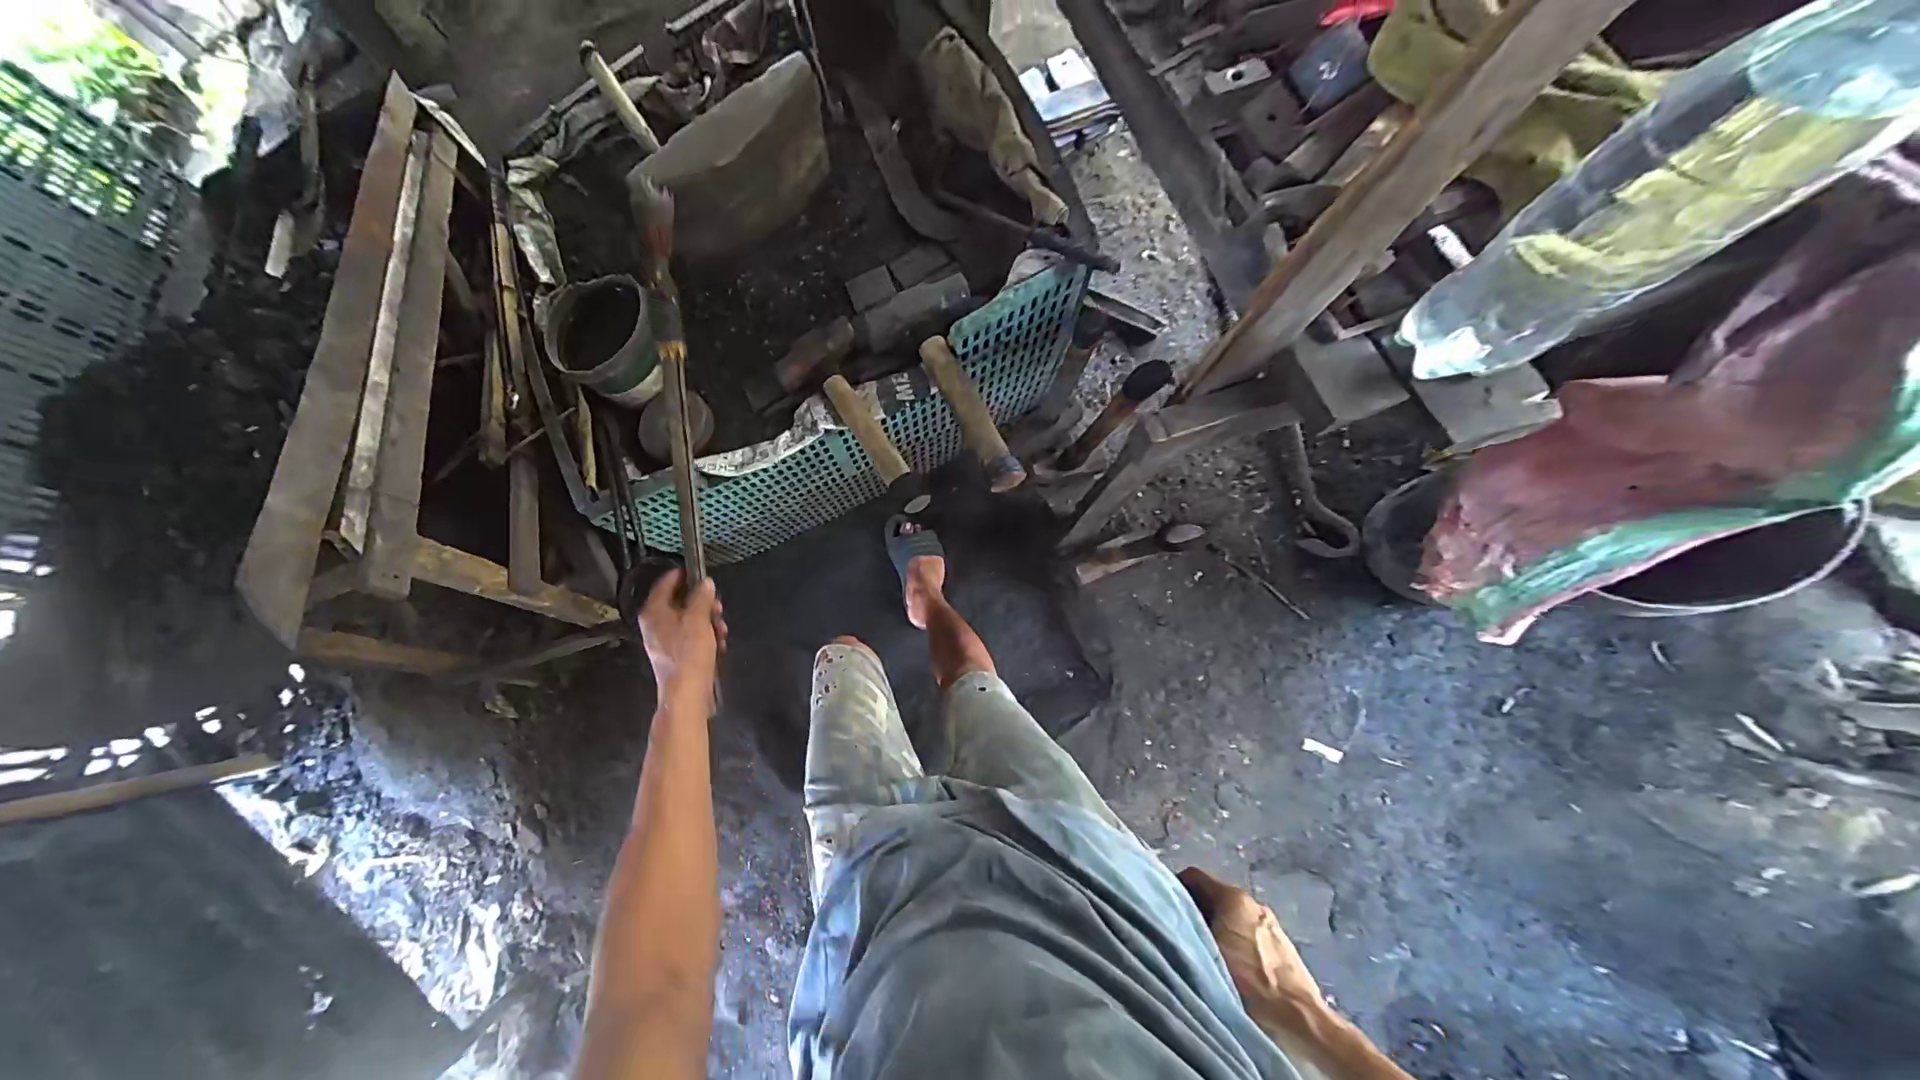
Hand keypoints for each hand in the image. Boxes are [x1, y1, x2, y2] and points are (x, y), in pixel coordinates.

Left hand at [638, 569, 726, 694]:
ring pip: (690, 620)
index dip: (682, 575)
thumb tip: (706, 582)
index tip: (699, 571)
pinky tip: (719, 643)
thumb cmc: (689, 652)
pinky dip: (706, 636)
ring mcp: (665, 640)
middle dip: (703, 604)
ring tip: (721, 629)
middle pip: (681, 602)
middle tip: (718, 607)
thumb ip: (702, 597)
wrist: (687, 693)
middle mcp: (655, 624)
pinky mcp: (676, 654)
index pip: (665, 583)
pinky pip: (692, 636)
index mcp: (654, 612)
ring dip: (709, 621)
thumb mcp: (698, 619)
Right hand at [1179, 867, 1324, 1020]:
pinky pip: (1246, 929)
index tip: (1165, 908)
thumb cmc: (1249, 982)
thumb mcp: (1206, 952)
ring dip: (1215, 926)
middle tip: (1181, 933)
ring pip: (1230, 913)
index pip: (1193, 876)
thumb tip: (1170, 916)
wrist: (1300, 1016)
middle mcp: (1251, 901)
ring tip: (1204, 951)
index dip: (1175, 887)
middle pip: (1212, 894)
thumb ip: (1187, 927)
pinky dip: (1233, 938)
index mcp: (1232, 896)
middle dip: (1195, 909)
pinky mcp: (1280, 942)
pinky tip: (1230, 963)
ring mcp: (1269, 921)